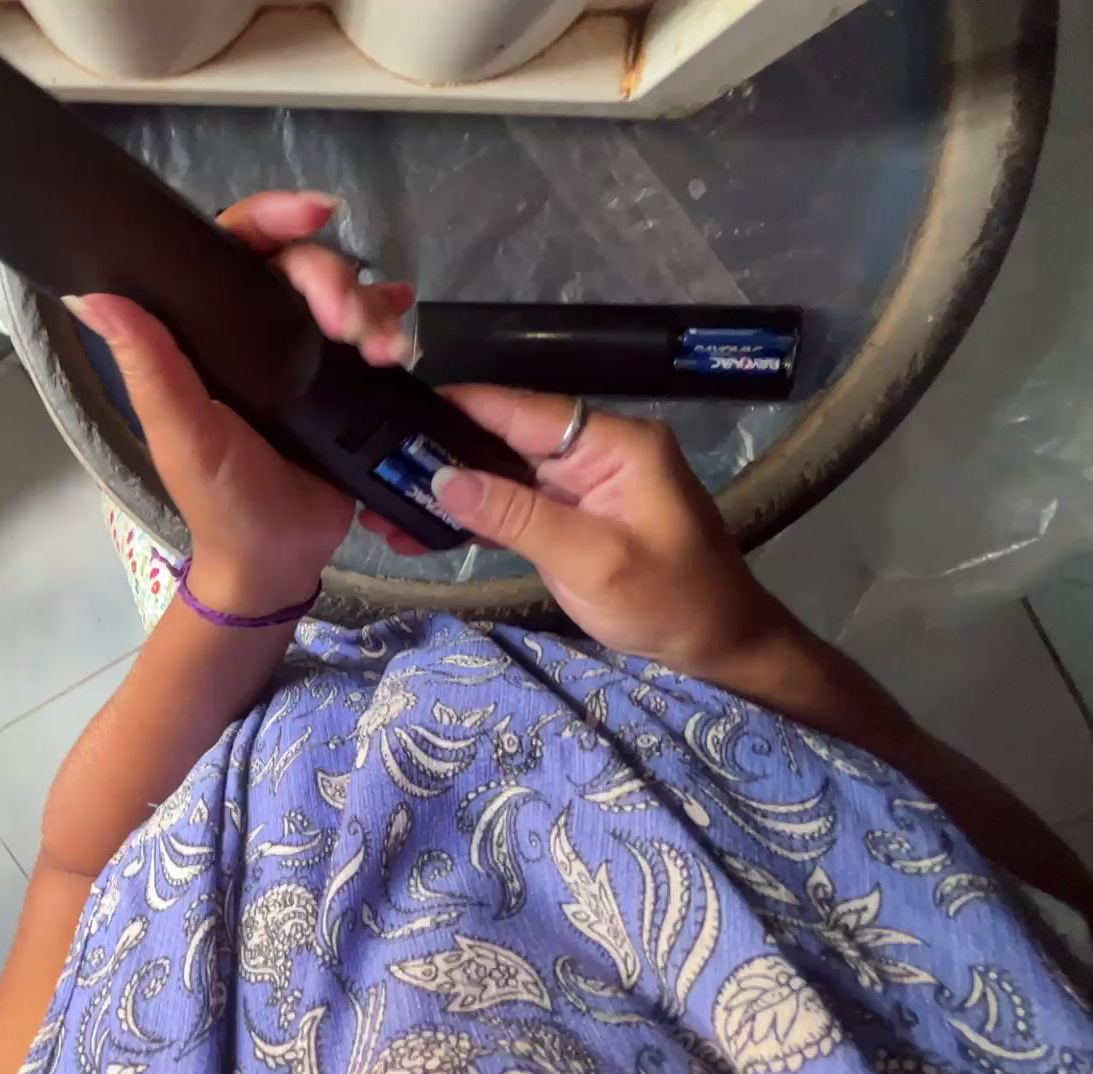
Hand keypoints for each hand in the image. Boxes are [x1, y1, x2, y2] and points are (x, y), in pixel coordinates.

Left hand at [63, 191, 416, 616]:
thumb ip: (150, 366)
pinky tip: (401, 343)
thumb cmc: (221, 498)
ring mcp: (303, 358)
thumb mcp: (183, 432)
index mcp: (208, 340)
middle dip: (332, 278)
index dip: (268, 220)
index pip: (232, 253)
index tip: (311, 213)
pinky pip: (372, 335)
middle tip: (347, 322)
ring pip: (343, 295)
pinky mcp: (344, 384)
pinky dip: (390, 329)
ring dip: (371, 308)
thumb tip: (92, 294)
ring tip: (384, 349)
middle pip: (298, 267)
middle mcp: (255, 337)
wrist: (280, 555)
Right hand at [361, 388, 790, 676]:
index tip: (396, 413)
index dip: (459, 408)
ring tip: (384, 510)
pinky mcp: (559, 514)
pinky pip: (503, 506)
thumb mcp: (591, 559)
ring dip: (443, 492)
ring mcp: (572, 484)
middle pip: (499, 439)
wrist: (716, 647)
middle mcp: (588, 452)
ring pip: (493, 474)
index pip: (522, 409)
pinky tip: (418, 531)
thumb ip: (516, 515)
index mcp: (611, 443)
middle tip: (376, 472)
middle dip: (438, 456)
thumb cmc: (668, 600)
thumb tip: (442, 480)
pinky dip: (464, 518)